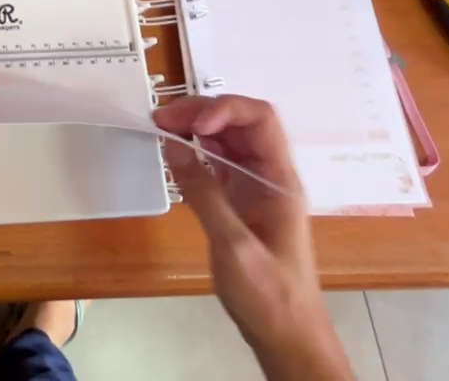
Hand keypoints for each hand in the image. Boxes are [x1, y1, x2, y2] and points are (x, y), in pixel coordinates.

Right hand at [155, 96, 349, 378]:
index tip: (192, 123)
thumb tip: (172, 144)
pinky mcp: (237, 200)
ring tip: (161, 128)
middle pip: (239, 122)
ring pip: (225, 138)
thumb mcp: (234, 245)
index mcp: (280, 179)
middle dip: (201, 111)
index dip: (225, 109)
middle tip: (161, 119)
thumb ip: (203, 192)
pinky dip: (193, 149)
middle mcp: (269, 174)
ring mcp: (253, 186)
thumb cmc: (269, 295)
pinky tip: (174, 151)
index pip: (260, 119)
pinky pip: (216, 160)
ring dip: (194, 126)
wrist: (287, 339)